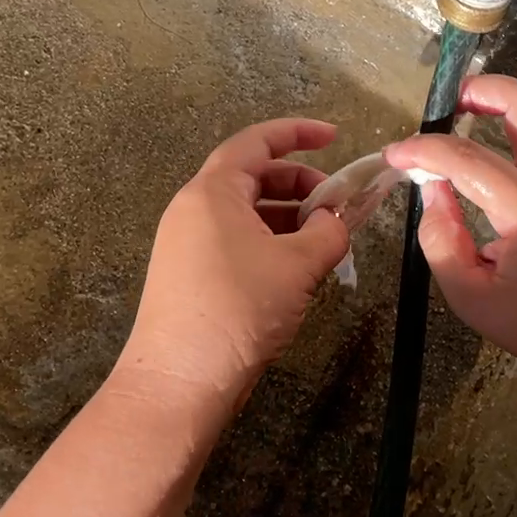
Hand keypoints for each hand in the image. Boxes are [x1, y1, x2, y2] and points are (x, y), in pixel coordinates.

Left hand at [119, 118, 350, 409]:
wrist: (178, 384)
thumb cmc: (238, 309)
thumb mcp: (298, 265)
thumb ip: (328, 232)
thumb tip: (334, 222)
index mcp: (213, 192)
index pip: (257, 142)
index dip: (298, 132)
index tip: (334, 136)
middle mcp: (194, 208)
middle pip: (253, 176)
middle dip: (301, 183)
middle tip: (337, 205)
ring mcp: (187, 242)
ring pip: (247, 211)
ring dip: (289, 216)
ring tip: (324, 241)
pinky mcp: (189, 273)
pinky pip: (237, 239)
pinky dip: (271, 241)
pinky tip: (296, 267)